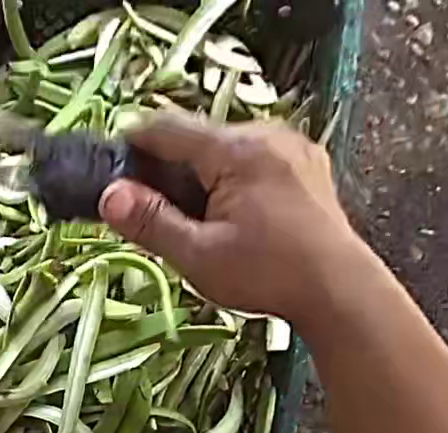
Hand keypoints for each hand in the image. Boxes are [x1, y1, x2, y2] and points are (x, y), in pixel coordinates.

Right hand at [98, 116, 368, 324]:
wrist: (336, 289)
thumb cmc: (265, 275)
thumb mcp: (198, 256)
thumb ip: (152, 223)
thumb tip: (110, 197)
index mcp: (235, 150)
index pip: (168, 129)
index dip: (134, 146)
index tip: (114, 170)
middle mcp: (266, 134)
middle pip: (199, 141)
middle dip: (171, 172)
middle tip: (156, 215)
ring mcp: (292, 147)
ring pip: (228, 152)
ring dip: (203, 180)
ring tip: (198, 225)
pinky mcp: (307, 166)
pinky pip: (256, 162)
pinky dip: (234, 183)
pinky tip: (234, 220)